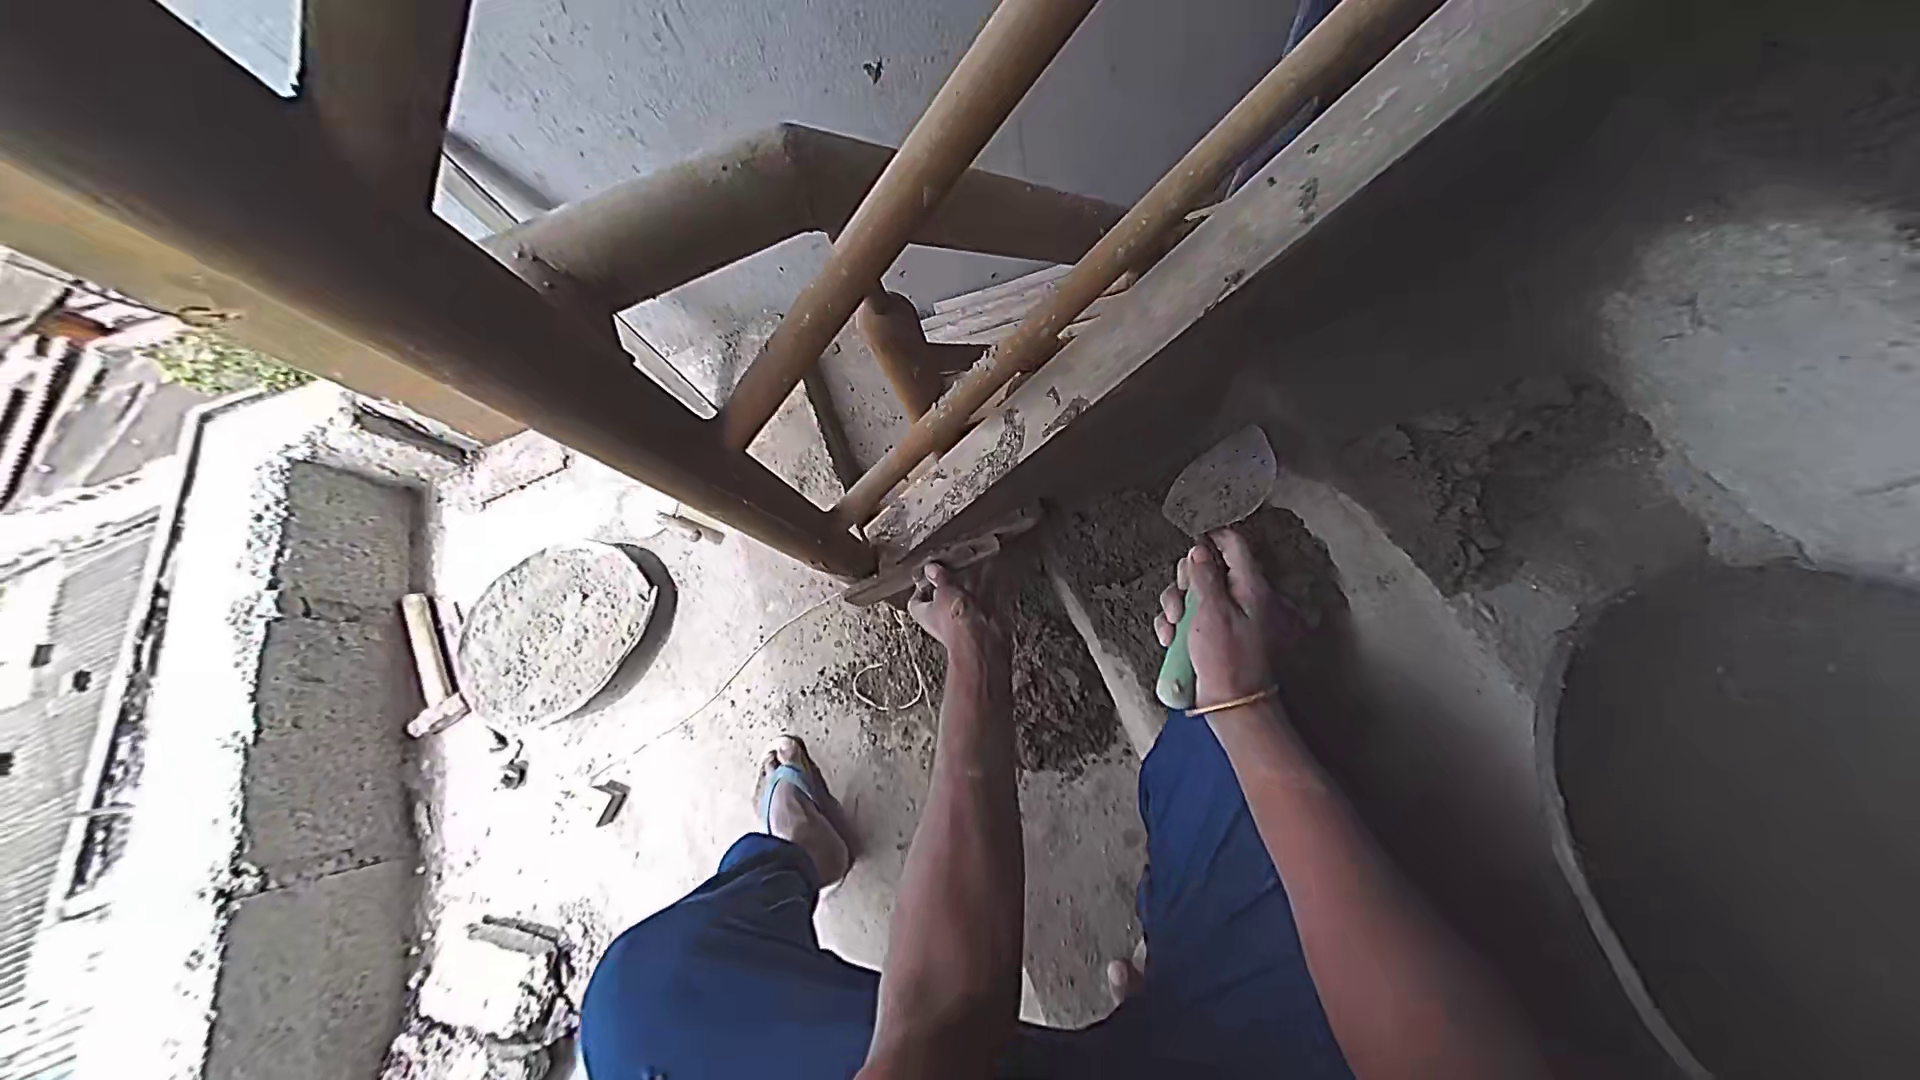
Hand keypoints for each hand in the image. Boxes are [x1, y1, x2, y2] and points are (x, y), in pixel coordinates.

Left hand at [910, 561, 1005, 659]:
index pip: (914, 601)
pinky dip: (972, 607)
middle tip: (949, 577)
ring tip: (966, 585)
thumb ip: (939, 578)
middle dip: (942, 592)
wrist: (978, 642)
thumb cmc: (955, 619)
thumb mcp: (945, 589)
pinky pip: (967, 615)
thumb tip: (930, 568)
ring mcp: (952, 628)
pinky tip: (979, 598)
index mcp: (921, 614)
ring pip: (951, 610)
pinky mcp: (968, 631)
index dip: (921, 588)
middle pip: (934, 605)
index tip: (930, 576)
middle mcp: (934, 623)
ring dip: (958, 599)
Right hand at [1155, 528, 1302, 705]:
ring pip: (1193, 594)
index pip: (1234, 545)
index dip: (1211, 539)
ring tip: (1174, 626)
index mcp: (1253, 588)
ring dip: (1176, 606)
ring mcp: (1227, 617)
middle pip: (1207, 570)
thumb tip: (1198, 550)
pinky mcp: (1212, 634)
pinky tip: (1170, 639)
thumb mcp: (1212, 612)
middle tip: (1181, 601)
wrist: (1230, 704)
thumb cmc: (1228, 659)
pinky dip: (1175, 625)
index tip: (1190, 544)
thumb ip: (1204, 577)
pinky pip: (1188, 617)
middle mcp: (1243, 599)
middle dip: (1185, 582)